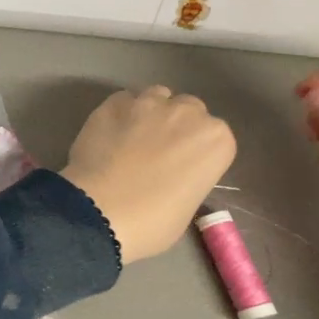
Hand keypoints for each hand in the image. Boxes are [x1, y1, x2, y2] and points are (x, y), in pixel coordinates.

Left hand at [61, 86, 236, 263]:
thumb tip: (170, 174)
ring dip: (150, 113)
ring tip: (132, 139)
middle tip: (157, 152)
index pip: (214, 137)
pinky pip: (123, 101)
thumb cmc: (153, 221)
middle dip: (176, 126)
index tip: (182, 167)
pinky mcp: (113, 102)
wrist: (101, 210)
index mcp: (217, 139)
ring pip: (156, 97)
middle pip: (188, 110)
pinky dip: (120, 114)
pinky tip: (109, 134)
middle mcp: (187, 112)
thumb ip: (188, 177)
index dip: (196, 151)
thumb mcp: (188, 205)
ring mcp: (148, 102)